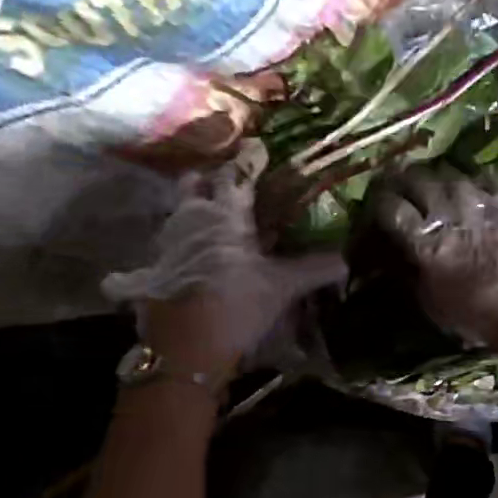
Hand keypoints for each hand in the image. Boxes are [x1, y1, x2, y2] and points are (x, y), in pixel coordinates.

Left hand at [103, 144, 346, 381]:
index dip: (248, 162)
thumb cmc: (236, 304)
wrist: (184, 346)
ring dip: (192, 211)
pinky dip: (180, 245)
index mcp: (224, 213)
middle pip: (193, 184)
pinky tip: (192, 258)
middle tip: (226, 185)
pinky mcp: (152, 269)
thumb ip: (312, 269)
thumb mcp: (281, 287)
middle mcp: (191, 218)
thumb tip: (344, 261)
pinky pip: (167, 245)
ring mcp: (167, 242)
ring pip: (178, 213)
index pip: (235, 175)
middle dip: (208, 180)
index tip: (257, 150)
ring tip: (212, 222)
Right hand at [375, 171, 497, 343]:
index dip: (378, 202)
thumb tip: (400, 257)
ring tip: (432, 181)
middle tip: (398, 185)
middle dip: (402, 180)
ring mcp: (478, 203)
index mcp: (423, 241)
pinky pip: (484, 177)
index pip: (390, 207)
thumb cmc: (473, 315)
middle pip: (416, 180)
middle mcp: (447, 213)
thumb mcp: (431, 302)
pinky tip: (469, 184)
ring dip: (436, 175)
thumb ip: (412, 274)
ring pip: (448, 172)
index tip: (375, 206)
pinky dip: (473, 177)